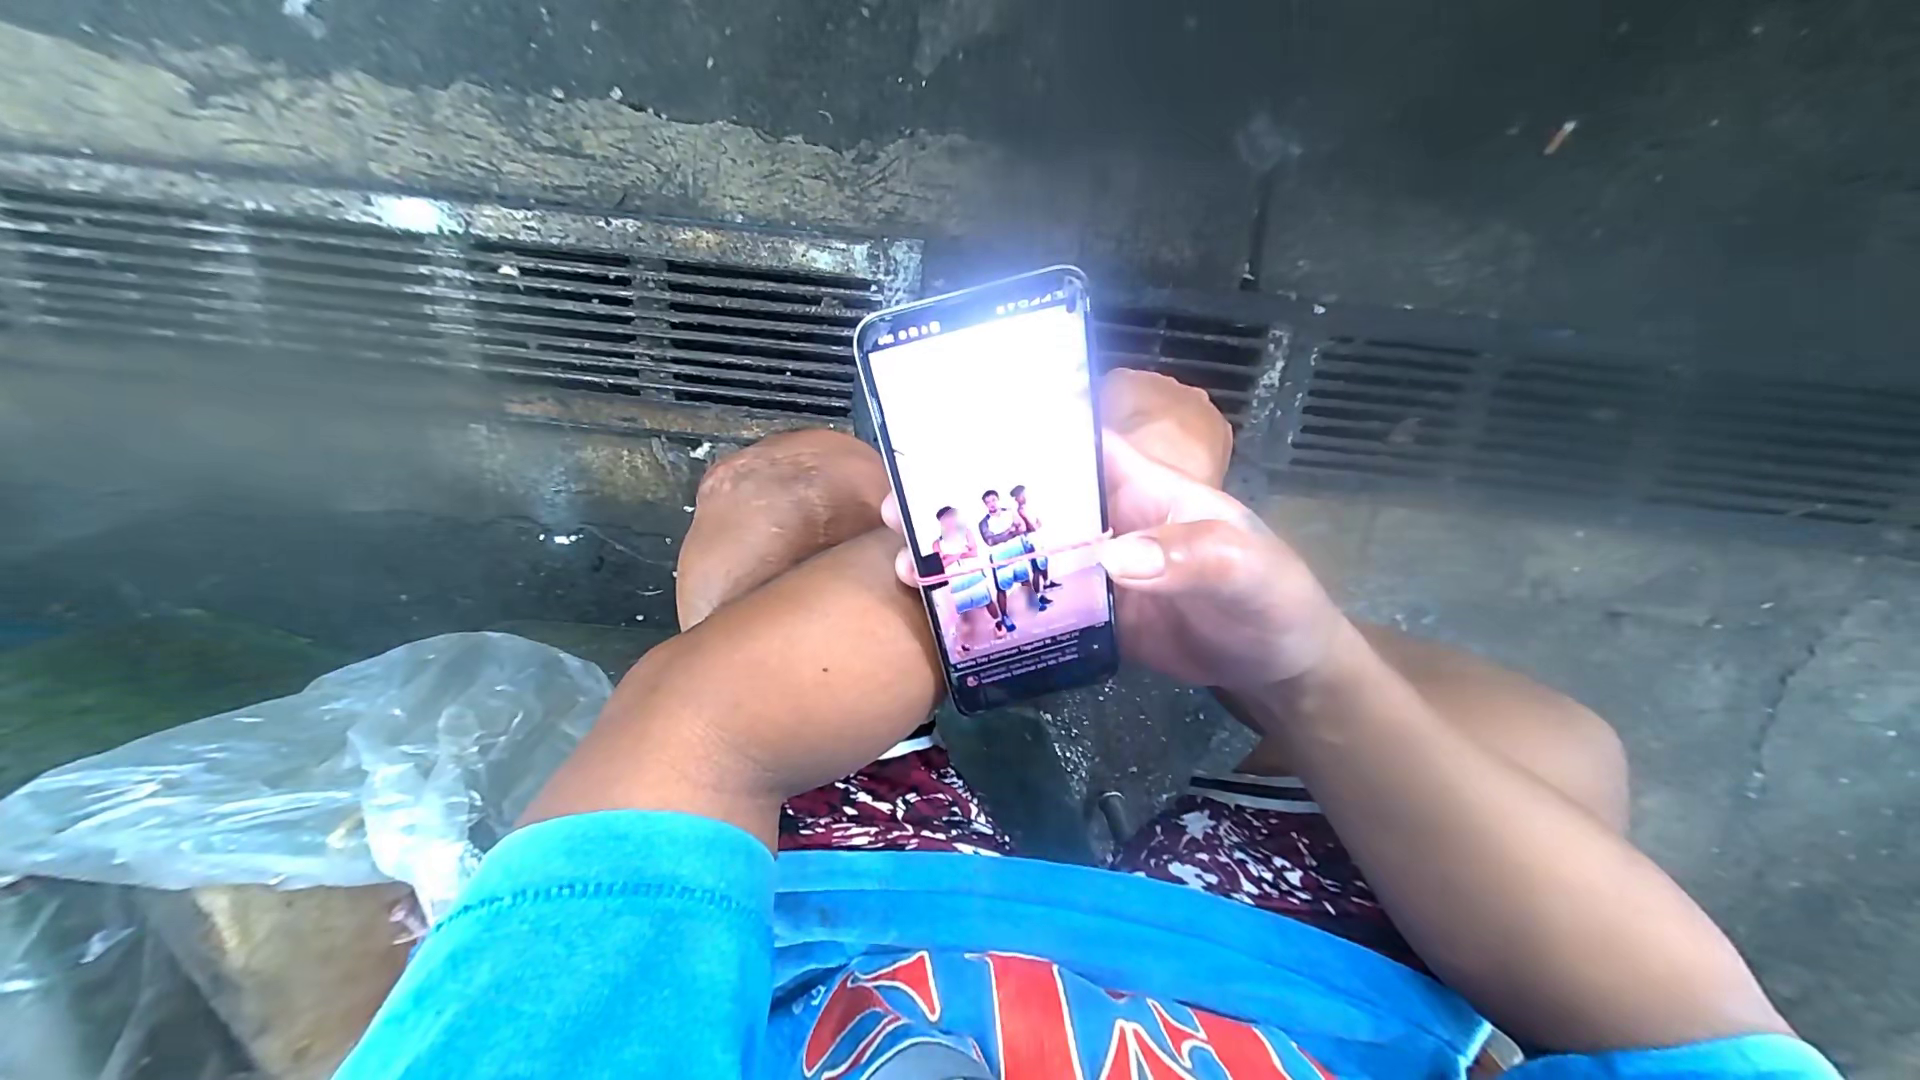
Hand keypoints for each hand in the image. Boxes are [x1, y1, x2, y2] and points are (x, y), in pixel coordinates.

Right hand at [883, 369, 1343, 690]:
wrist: (1269, 663)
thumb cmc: (1269, 597)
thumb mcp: (1245, 568)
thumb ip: (1190, 555)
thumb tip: (1114, 558)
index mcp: (1135, 483)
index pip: (1070, 439)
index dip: (1013, 428)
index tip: (946, 431)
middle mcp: (1101, 515)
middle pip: (1023, 494)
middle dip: (962, 497)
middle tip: (903, 507)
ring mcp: (1087, 564)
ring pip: (1014, 548)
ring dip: (963, 551)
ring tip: (907, 561)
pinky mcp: (1081, 609)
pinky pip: (1026, 598)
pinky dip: (987, 600)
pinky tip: (945, 609)